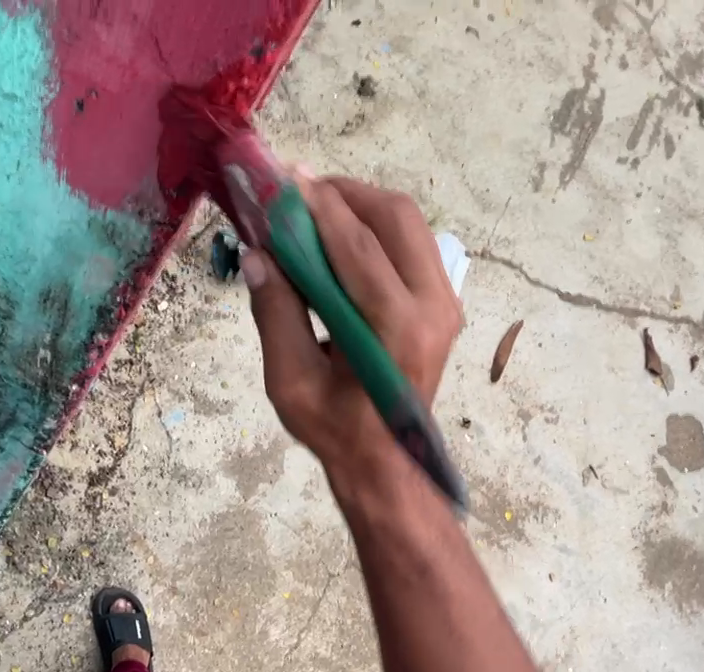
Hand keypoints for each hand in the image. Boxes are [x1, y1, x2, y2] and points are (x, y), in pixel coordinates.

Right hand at [244, 175, 461, 488]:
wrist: (385, 461)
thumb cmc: (333, 429)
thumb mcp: (290, 381)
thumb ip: (276, 315)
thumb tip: (258, 257)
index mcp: (393, 327)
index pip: (356, 246)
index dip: (319, 206)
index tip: (288, 179)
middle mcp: (432, 305)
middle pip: (396, 218)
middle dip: (345, 194)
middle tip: (300, 192)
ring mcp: (445, 302)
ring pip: (410, 226)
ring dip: (362, 208)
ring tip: (316, 210)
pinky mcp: (443, 304)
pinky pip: (412, 247)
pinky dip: (376, 231)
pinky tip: (341, 241)